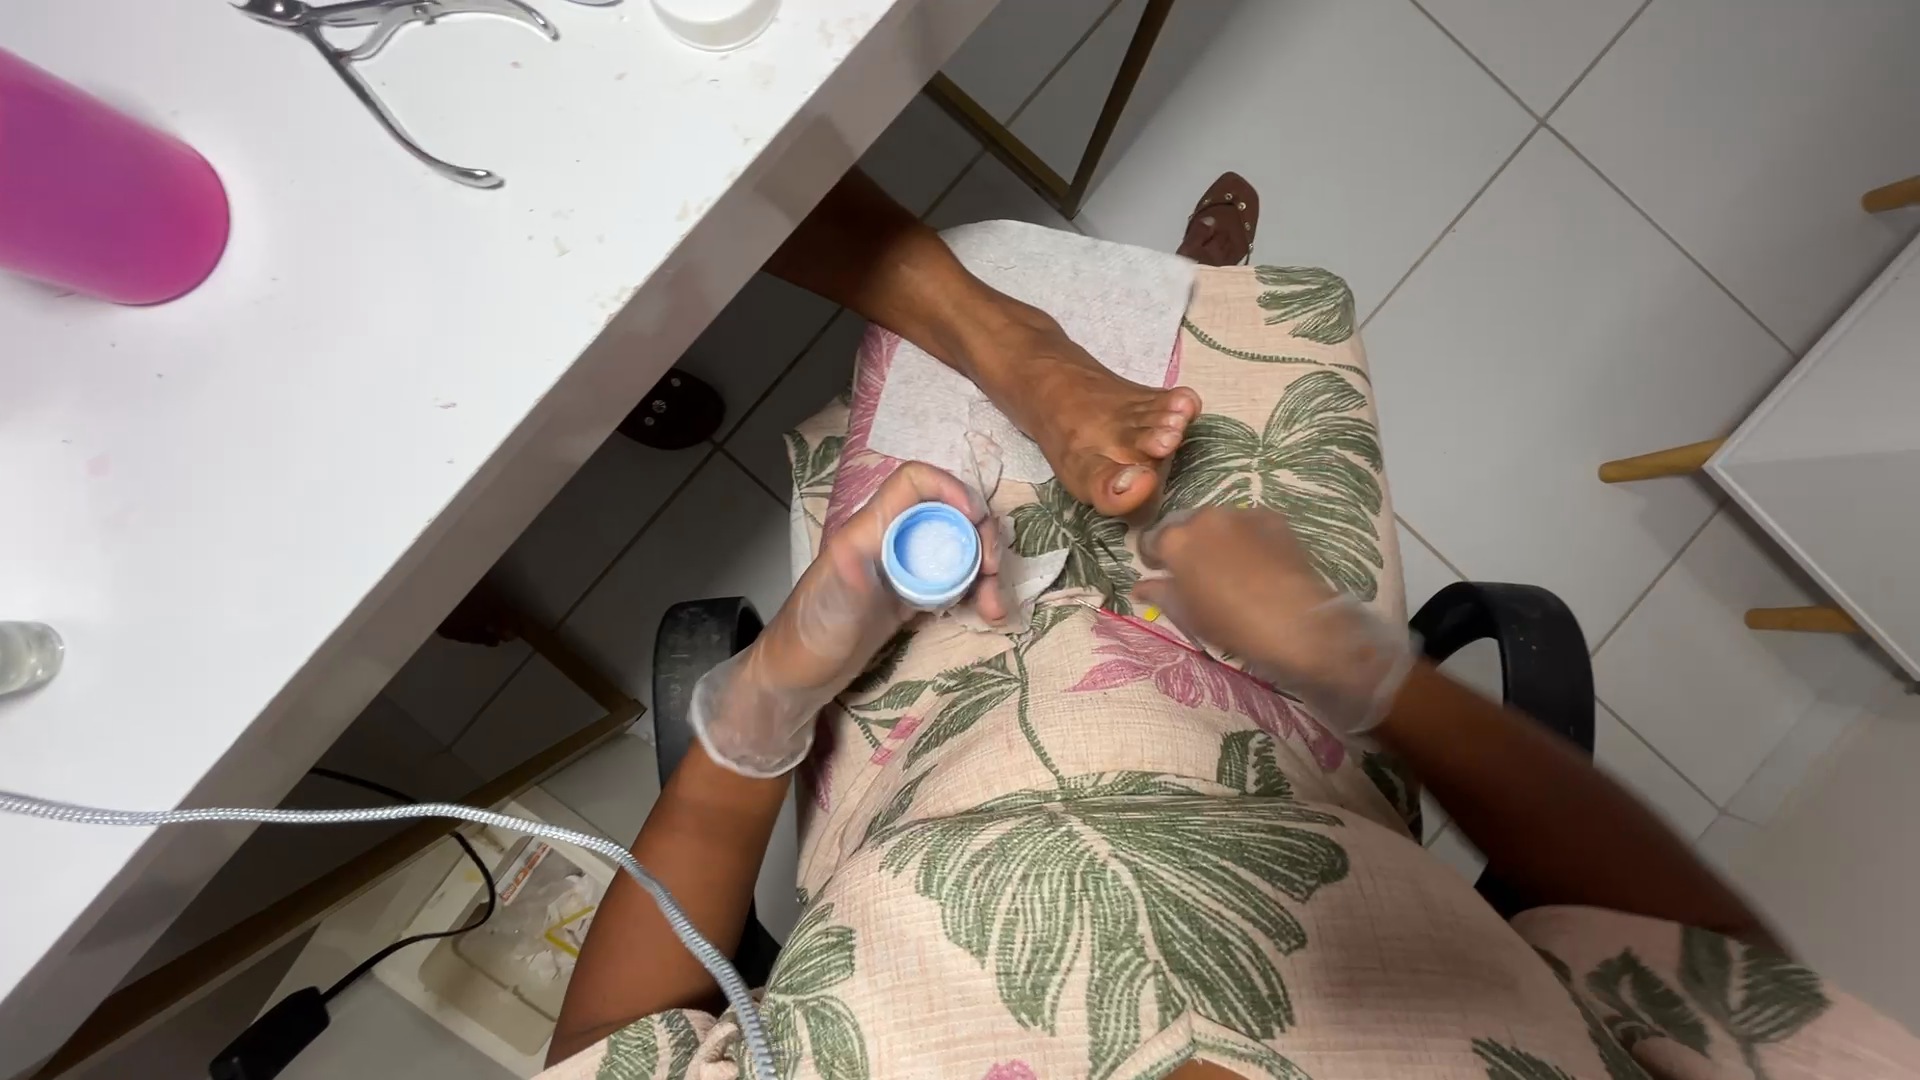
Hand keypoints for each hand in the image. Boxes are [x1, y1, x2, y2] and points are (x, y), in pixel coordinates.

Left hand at [693, 463, 1007, 775]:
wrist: (799, 677)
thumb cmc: (809, 639)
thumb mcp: (830, 613)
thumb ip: (843, 584)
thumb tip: (853, 554)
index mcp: (869, 531)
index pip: (913, 483)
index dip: (949, 488)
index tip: (974, 520)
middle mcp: (890, 539)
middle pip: (948, 513)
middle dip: (980, 536)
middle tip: (993, 574)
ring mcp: (904, 565)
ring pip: (958, 546)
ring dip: (985, 569)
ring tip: (995, 608)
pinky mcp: (913, 591)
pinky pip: (955, 576)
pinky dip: (977, 590)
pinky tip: (987, 614)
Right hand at [1136, 507, 1412, 734]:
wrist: (1297, 622)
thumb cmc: (1232, 624)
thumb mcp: (1188, 615)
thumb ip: (1160, 594)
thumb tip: (1140, 587)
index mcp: (1176, 540)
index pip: (1150, 540)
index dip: (1152, 558)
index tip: (1160, 574)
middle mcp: (1204, 517)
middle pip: (1183, 526)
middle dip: (1183, 544)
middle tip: (1193, 571)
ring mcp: (1240, 514)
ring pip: (1216, 522)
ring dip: (1213, 538)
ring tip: (1226, 565)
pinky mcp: (1272, 518)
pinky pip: (1246, 524)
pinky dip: (1243, 537)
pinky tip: (1254, 561)